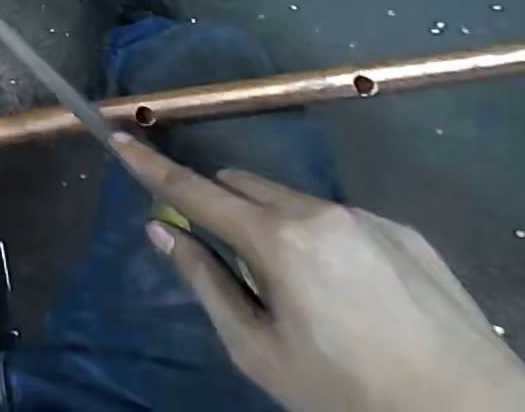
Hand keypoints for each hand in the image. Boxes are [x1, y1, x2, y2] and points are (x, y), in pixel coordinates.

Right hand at [112, 134, 524, 411]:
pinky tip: (358, 298)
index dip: (151, 166)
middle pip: (241, 184)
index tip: (119, 138)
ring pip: (291, 200)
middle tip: (237, 264)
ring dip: (275, 226)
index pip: (194, 191)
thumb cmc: (353, 399)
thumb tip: (161, 232)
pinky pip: (340, 219)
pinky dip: (323, 240)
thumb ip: (206, 284)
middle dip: (222, 206)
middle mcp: (317, 211)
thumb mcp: (263, 355)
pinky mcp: (405, 231)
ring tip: (309, 294)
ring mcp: (365, 216)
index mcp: (276, 240)